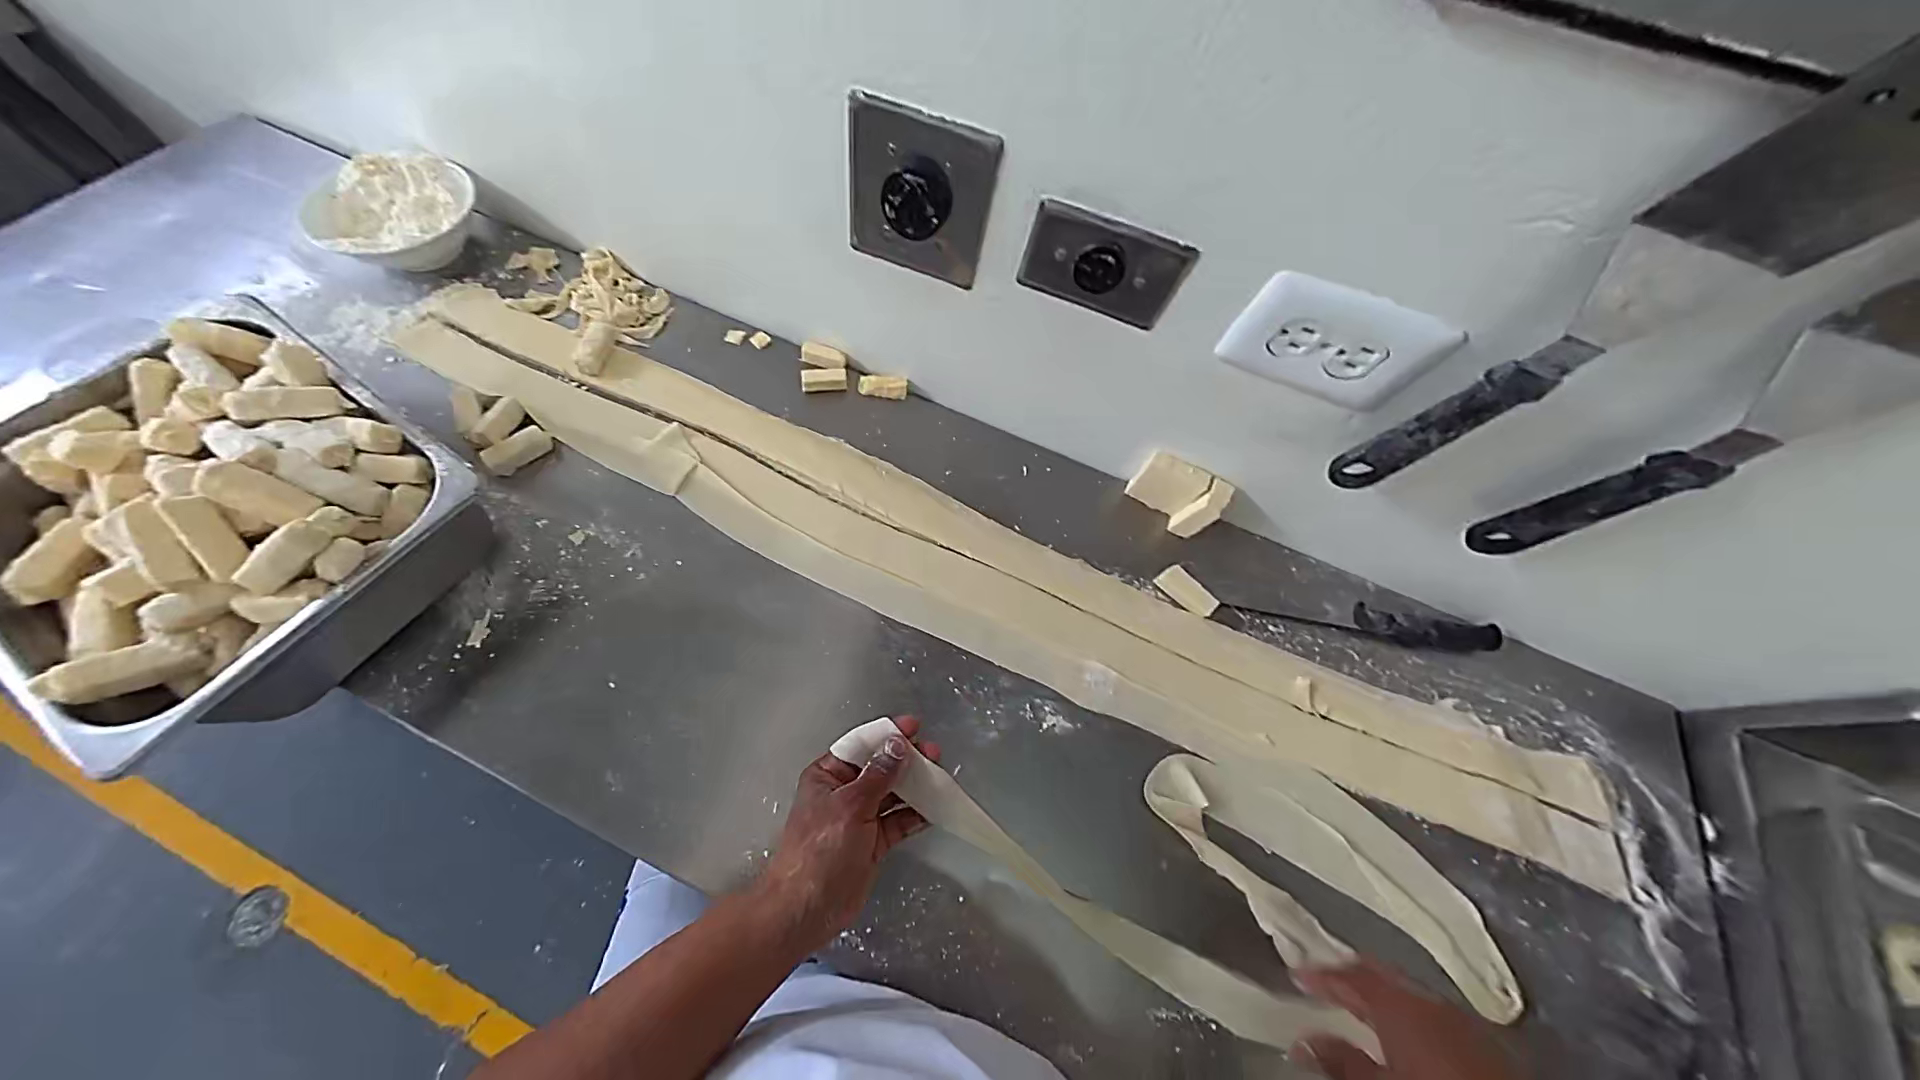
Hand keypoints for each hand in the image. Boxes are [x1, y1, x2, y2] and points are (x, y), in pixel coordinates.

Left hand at [750, 716, 940, 953]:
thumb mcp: (850, 805)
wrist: (806, 909)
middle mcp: (844, 792)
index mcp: (828, 775)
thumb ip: (879, 775)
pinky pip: (899, 820)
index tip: (913, 726)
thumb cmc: (820, 850)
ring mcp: (860, 817)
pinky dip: (916, 813)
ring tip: (939, 775)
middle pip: (880, 767)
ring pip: (893, 793)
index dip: (886, 734)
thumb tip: (898, 745)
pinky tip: (935, 806)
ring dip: (915, 785)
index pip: (861, 746)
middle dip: (906, 759)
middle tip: (933, 753)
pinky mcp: (873, 842)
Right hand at [1294, 962, 1521, 1079]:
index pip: (1349, 974)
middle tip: (1327, 981)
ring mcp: (1462, 1021)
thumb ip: (1340, 1061)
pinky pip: (1435, 1013)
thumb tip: (1305, 1041)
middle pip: (1382, 975)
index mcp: (1398, 1003)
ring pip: (1410, 993)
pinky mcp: (1486, 1045)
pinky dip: (1411, 1013)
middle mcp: (1429, 1000)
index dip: (1320, 974)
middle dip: (1352, 976)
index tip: (1297, 975)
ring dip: (1383, 995)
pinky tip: (1405, 1033)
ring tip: (1362, 1007)